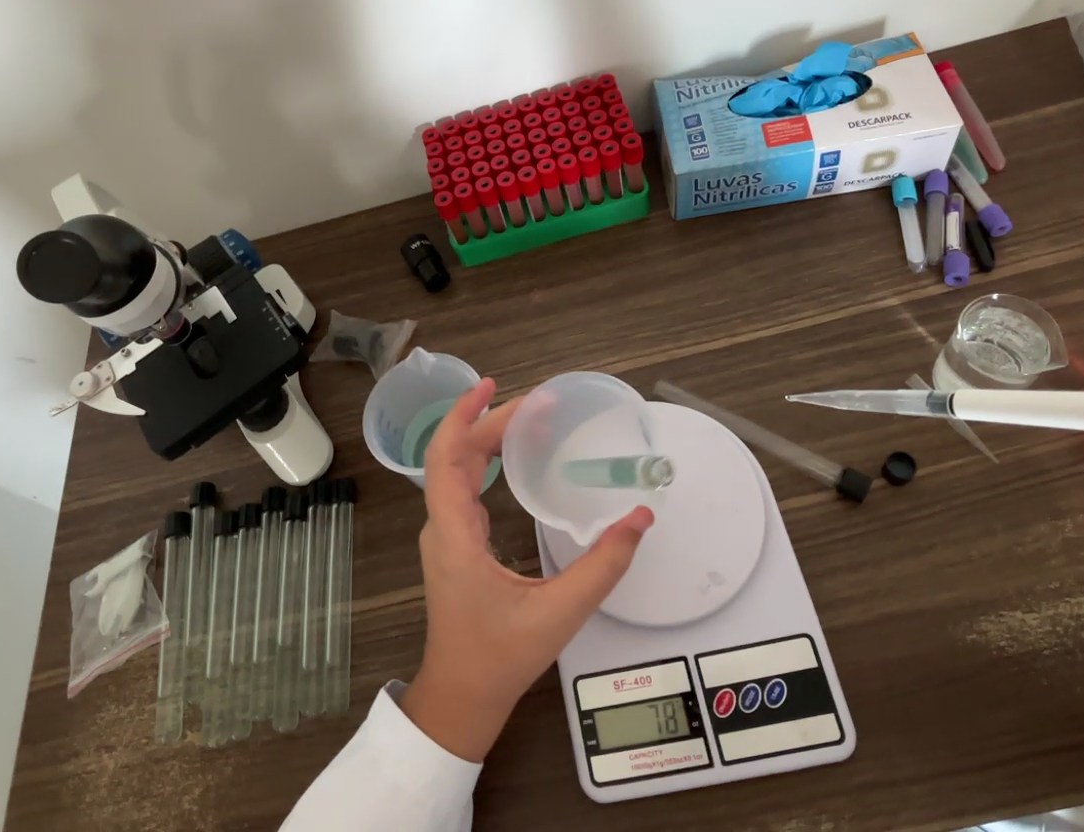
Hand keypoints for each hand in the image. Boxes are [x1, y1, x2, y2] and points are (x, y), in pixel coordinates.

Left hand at [399, 378, 654, 760]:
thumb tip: (640, 519)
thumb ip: (603, 565)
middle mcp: (443, 527)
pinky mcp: (457, 543)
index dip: (465, 416)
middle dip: (489, 420)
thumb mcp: (559, 612)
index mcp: (454, 535)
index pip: (446, 457)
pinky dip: (487, 461)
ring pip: (456, 469)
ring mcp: (446, 535)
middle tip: (536, 403)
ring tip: (528, 417)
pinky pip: (464, 487)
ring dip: (487, 438)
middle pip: (454, 455)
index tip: (491, 387)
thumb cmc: (499, 658)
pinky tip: (514, 456)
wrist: (462, 696)